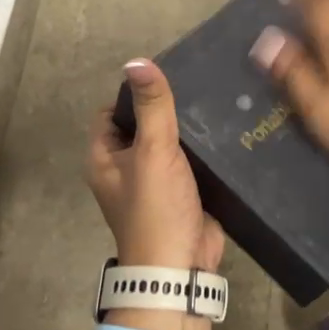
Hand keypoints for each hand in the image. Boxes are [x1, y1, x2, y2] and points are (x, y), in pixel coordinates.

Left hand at [86, 60, 224, 273]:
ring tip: (215, 105)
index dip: (133, 96)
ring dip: (187, 132)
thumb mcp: (153, 151)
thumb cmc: (156, 208)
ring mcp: (152, 185)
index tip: (165, 82)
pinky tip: (224, 136)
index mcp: (104, 159)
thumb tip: (137, 61)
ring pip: (167, 146)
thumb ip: (151, 107)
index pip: (111, 113)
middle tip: (197, 88)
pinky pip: (188, 166)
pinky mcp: (180, 196)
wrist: (179, 268)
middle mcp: (123, 170)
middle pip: (141, 127)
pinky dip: (202, 154)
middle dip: (164, 111)